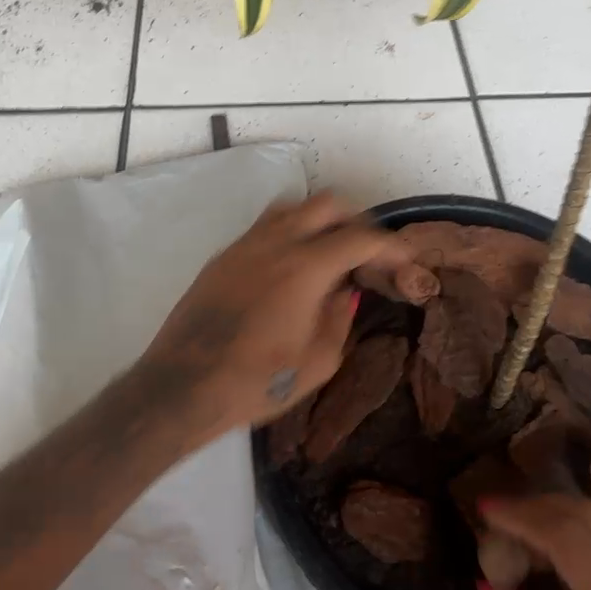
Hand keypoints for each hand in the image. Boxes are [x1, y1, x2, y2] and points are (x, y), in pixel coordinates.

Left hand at [136, 193, 407, 437]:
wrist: (184, 385)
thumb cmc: (256, 382)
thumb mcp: (317, 363)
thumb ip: (339, 319)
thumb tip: (346, 292)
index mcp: (305, 267)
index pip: (360, 238)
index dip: (391, 245)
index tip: (406, 257)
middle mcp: (277, 242)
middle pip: (327, 205)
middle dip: (357, 222)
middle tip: (368, 253)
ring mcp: (246, 244)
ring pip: (293, 207)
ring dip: (320, 221)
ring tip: (331, 253)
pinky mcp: (225, 255)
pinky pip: (267, 225)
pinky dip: (291, 232)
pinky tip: (293, 266)